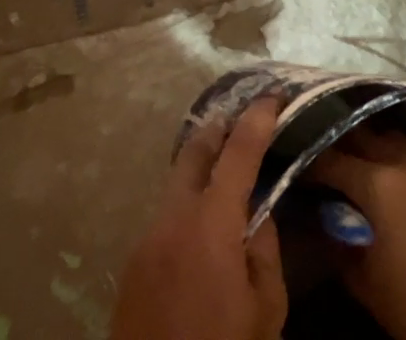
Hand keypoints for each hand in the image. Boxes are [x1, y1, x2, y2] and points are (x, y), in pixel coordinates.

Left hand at [110, 99, 287, 339]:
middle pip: (193, 154)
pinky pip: (166, 216)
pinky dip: (189, 204)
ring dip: (202, 168)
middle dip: (219, 129)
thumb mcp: (265, 308)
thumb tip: (257, 211)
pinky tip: (206, 224)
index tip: (271, 96)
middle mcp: (172, 219)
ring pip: (177, 185)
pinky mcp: (134, 261)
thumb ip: (264, 249)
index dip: (255, 121)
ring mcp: (147, 238)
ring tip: (230, 167)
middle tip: (243, 115)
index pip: (237, 156)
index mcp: (211, 225)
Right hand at [307, 130, 405, 339]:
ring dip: (367, 143)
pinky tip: (382, 173)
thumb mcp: (363, 278)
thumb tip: (322, 219)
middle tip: (316, 153)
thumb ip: (337, 242)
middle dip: (336, 140)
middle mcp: (403, 164)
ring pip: (390, 138)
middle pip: (361, 134)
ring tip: (348, 157)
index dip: (307, 161)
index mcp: (377, 183)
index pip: (330, 159)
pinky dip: (392, 156)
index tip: (291, 164)